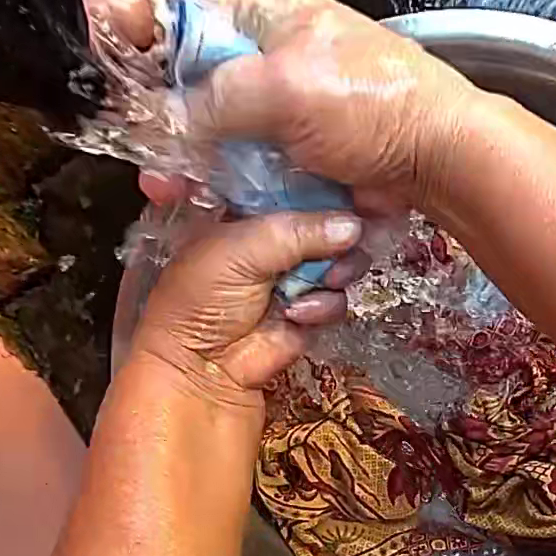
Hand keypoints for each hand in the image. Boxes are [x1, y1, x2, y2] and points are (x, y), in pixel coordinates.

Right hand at [90, 0, 482, 212]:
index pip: (177, 0)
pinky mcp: (288, 156)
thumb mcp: (287, 87)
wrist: (429, 157)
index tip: (88, 44)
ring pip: (208, 130)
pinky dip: (218, 184)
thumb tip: (170, 121)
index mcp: (261, 15)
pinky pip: (238, 167)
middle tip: (129, 140)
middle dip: (152, 108)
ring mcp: (274, 112)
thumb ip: (218, 100)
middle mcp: (261, 59)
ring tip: (165, 186)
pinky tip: (203, 199)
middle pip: (184, 74)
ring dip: (183, 158)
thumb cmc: (372, 102)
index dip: (129, 17)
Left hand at [131, 209, 368, 409]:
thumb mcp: (242, 249)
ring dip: (334, 272)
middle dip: (335, 236)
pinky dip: (323, 306)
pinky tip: (298, 315)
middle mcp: (275, 242)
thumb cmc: (203, 297)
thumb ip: (298, 231)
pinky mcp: (309, 312)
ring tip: (319, 282)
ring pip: (338, 261)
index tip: (346, 190)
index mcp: (247, 213)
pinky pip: (336, 300)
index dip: (320, 190)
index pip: (293, 188)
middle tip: (337, 245)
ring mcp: (294, 278)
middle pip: (325, 225)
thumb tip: (354, 226)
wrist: (201, 366)